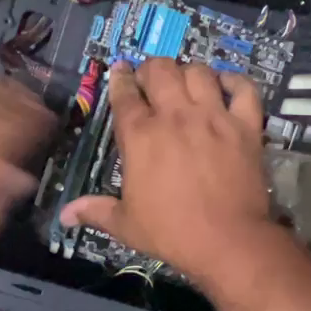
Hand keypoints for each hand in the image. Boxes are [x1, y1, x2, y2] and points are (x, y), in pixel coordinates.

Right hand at [60, 58, 286, 289]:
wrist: (227, 241)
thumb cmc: (170, 232)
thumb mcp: (125, 224)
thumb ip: (94, 211)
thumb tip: (64, 215)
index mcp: (140, 136)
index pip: (124, 94)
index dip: (120, 79)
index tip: (120, 71)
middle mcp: (175, 116)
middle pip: (160, 71)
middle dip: (151, 69)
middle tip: (150, 80)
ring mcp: (213, 117)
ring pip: (199, 72)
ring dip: (188, 72)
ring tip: (185, 82)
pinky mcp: (245, 126)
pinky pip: (243, 88)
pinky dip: (234, 81)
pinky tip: (226, 84)